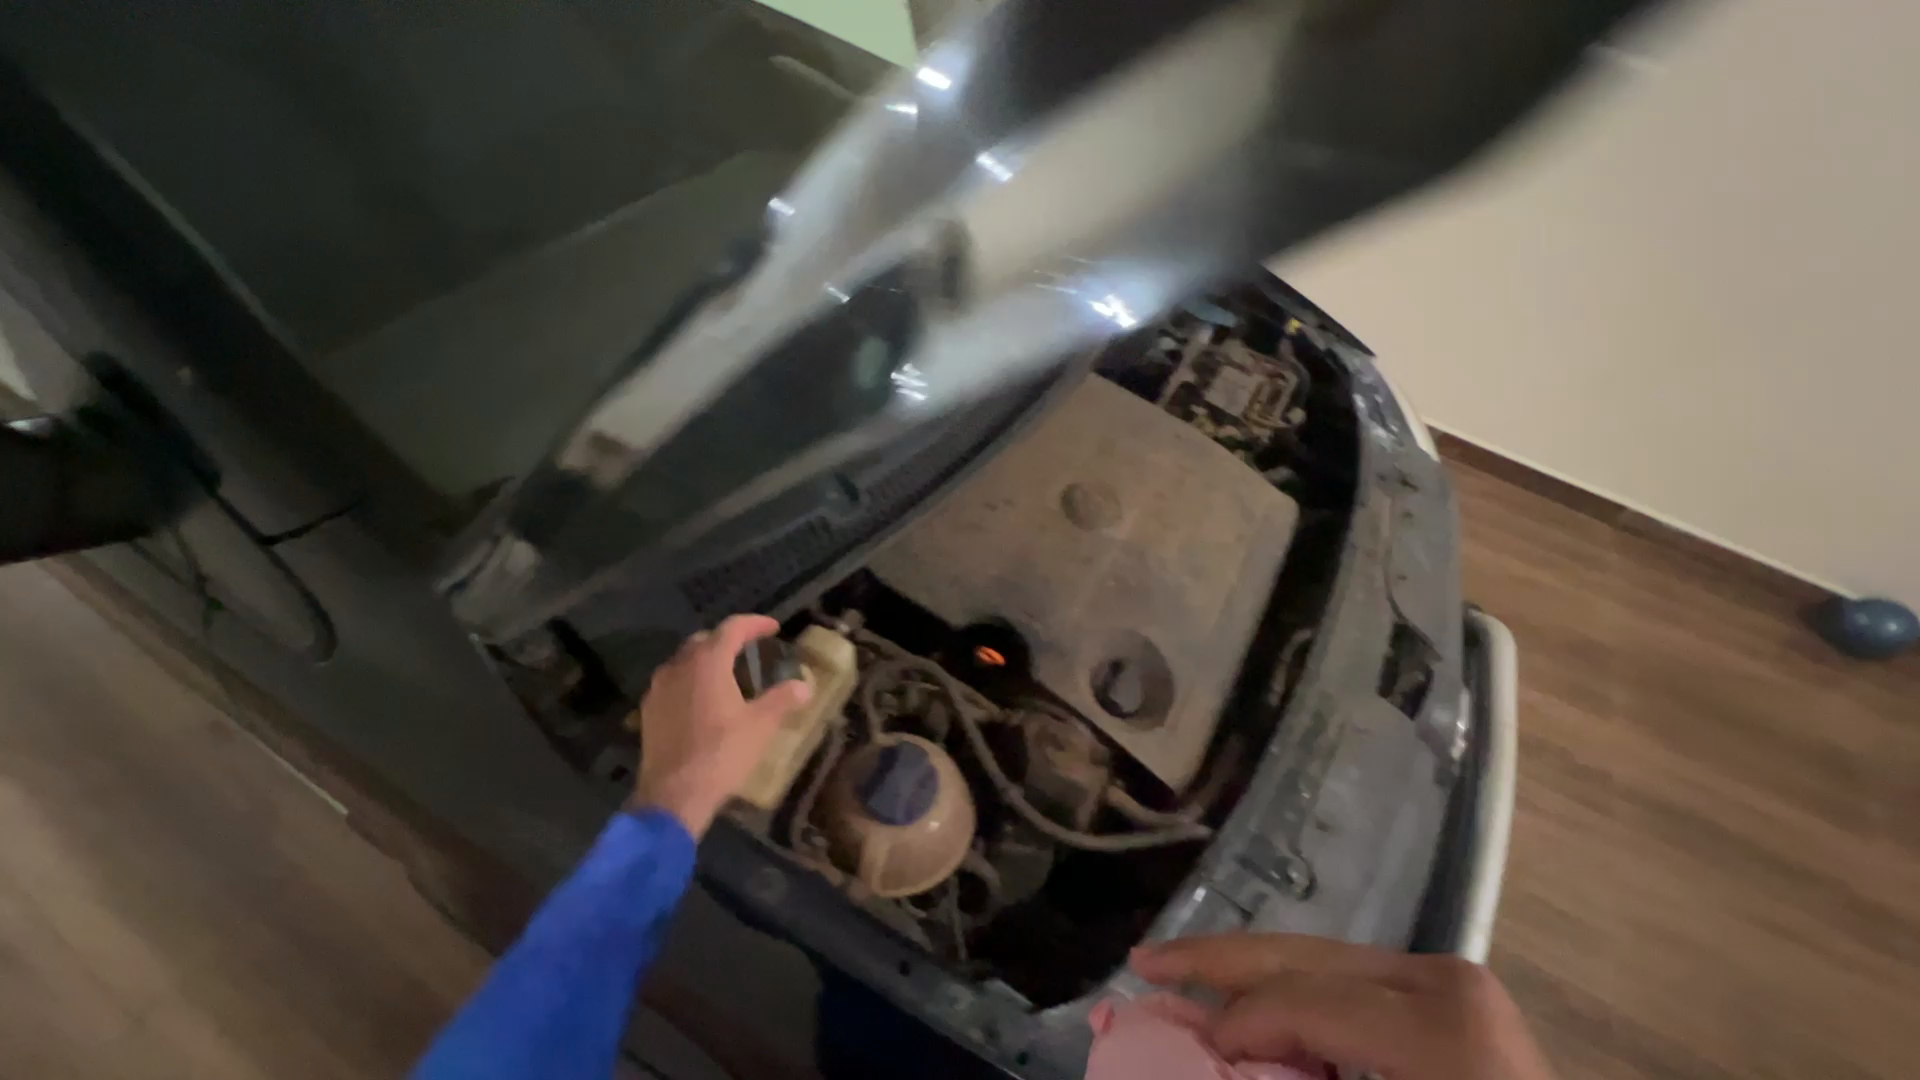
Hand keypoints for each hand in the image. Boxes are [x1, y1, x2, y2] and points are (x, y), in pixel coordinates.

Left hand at [630, 615, 811, 837]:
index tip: (773, 628)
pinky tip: (702, 701)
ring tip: (726, 674)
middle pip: (704, 640)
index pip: (732, 628)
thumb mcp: (761, 725)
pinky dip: (690, 681)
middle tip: (749, 650)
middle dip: (728, 640)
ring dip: (706, 660)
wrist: (673, 795)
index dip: (755, 624)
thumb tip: (804, 686)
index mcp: (708, 662)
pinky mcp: (648, 710)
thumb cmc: (722, 753)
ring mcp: (658, 688)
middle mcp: (679, 666)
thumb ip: (783, 699)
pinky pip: (672, 683)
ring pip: (684, 661)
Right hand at [1130, 934, 1553, 1079]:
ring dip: (1247, 969)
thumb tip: (1221, 1046)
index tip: (1192, 1050)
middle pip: (1303, 956)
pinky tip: (1250, 995)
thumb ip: (1292, 1076)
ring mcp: (1449, 981)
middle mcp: (1444, 983)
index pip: (1307, 1001)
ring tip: (1182, 968)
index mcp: (1442, 1031)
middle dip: (1216, 959)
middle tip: (1144, 961)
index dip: (1239, 1022)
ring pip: (1320, 957)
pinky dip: (1291, 986)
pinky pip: (1347, 978)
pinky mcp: (1447, 992)